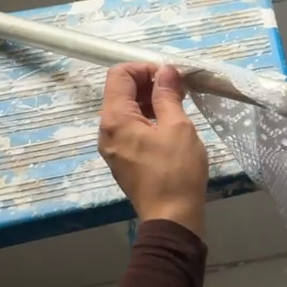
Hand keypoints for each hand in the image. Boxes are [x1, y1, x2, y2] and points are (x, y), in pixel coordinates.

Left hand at [98, 63, 208, 237]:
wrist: (172, 217)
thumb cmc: (176, 170)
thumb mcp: (178, 127)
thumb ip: (168, 95)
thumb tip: (165, 71)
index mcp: (115, 119)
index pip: (119, 75)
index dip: (146, 69)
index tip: (172, 78)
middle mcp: (106, 131)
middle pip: (120, 92)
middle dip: (149, 84)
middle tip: (179, 91)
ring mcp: (112, 147)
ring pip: (126, 111)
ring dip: (150, 102)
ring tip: (178, 107)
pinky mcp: (123, 160)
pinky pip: (130, 129)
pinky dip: (148, 120)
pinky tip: (170, 127)